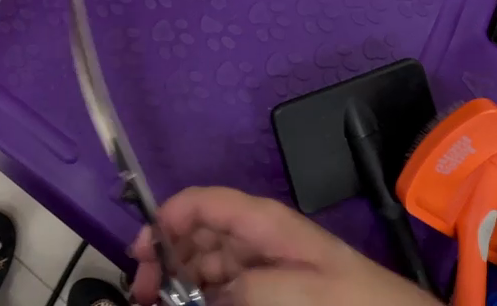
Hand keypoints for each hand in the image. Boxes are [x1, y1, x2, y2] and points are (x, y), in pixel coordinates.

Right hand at [130, 187, 435, 305]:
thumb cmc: (355, 301)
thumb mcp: (302, 293)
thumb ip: (248, 289)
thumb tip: (203, 293)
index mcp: (263, 222)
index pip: (203, 202)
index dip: (167, 217)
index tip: (140, 252)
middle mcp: (258, 235)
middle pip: (198, 232)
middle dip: (167, 255)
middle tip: (144, 293)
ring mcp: (266, 262)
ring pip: (207, 261)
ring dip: (181, 279)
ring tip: (161, 303)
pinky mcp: (273, 287)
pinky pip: (226, 284)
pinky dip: (204, 292)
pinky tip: (193, 305)